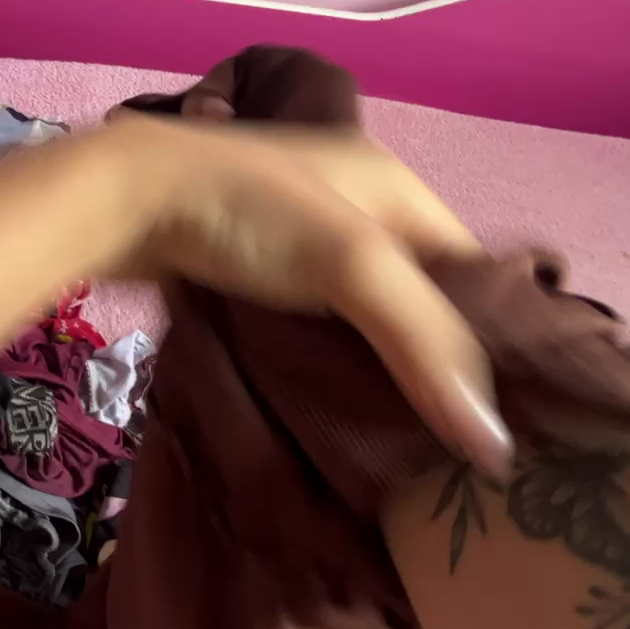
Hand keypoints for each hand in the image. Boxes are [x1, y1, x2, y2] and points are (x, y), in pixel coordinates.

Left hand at [96, 114, 512, 477]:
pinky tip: (321, 399)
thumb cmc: (245, 214)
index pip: (472, 269)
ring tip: (391, 433)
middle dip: (424, 354)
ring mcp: (291, 236)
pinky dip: (314, 352)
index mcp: (394, 185)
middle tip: (445, 435)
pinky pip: (300, 316)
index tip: (504, 411)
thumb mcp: (349, 262)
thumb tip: (494, 443)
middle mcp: (350, 205)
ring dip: (365, 359)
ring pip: (351, 308)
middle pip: (411, 291)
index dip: (493, 335)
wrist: (124, 200)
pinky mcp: (245, 268)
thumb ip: (422, 340)